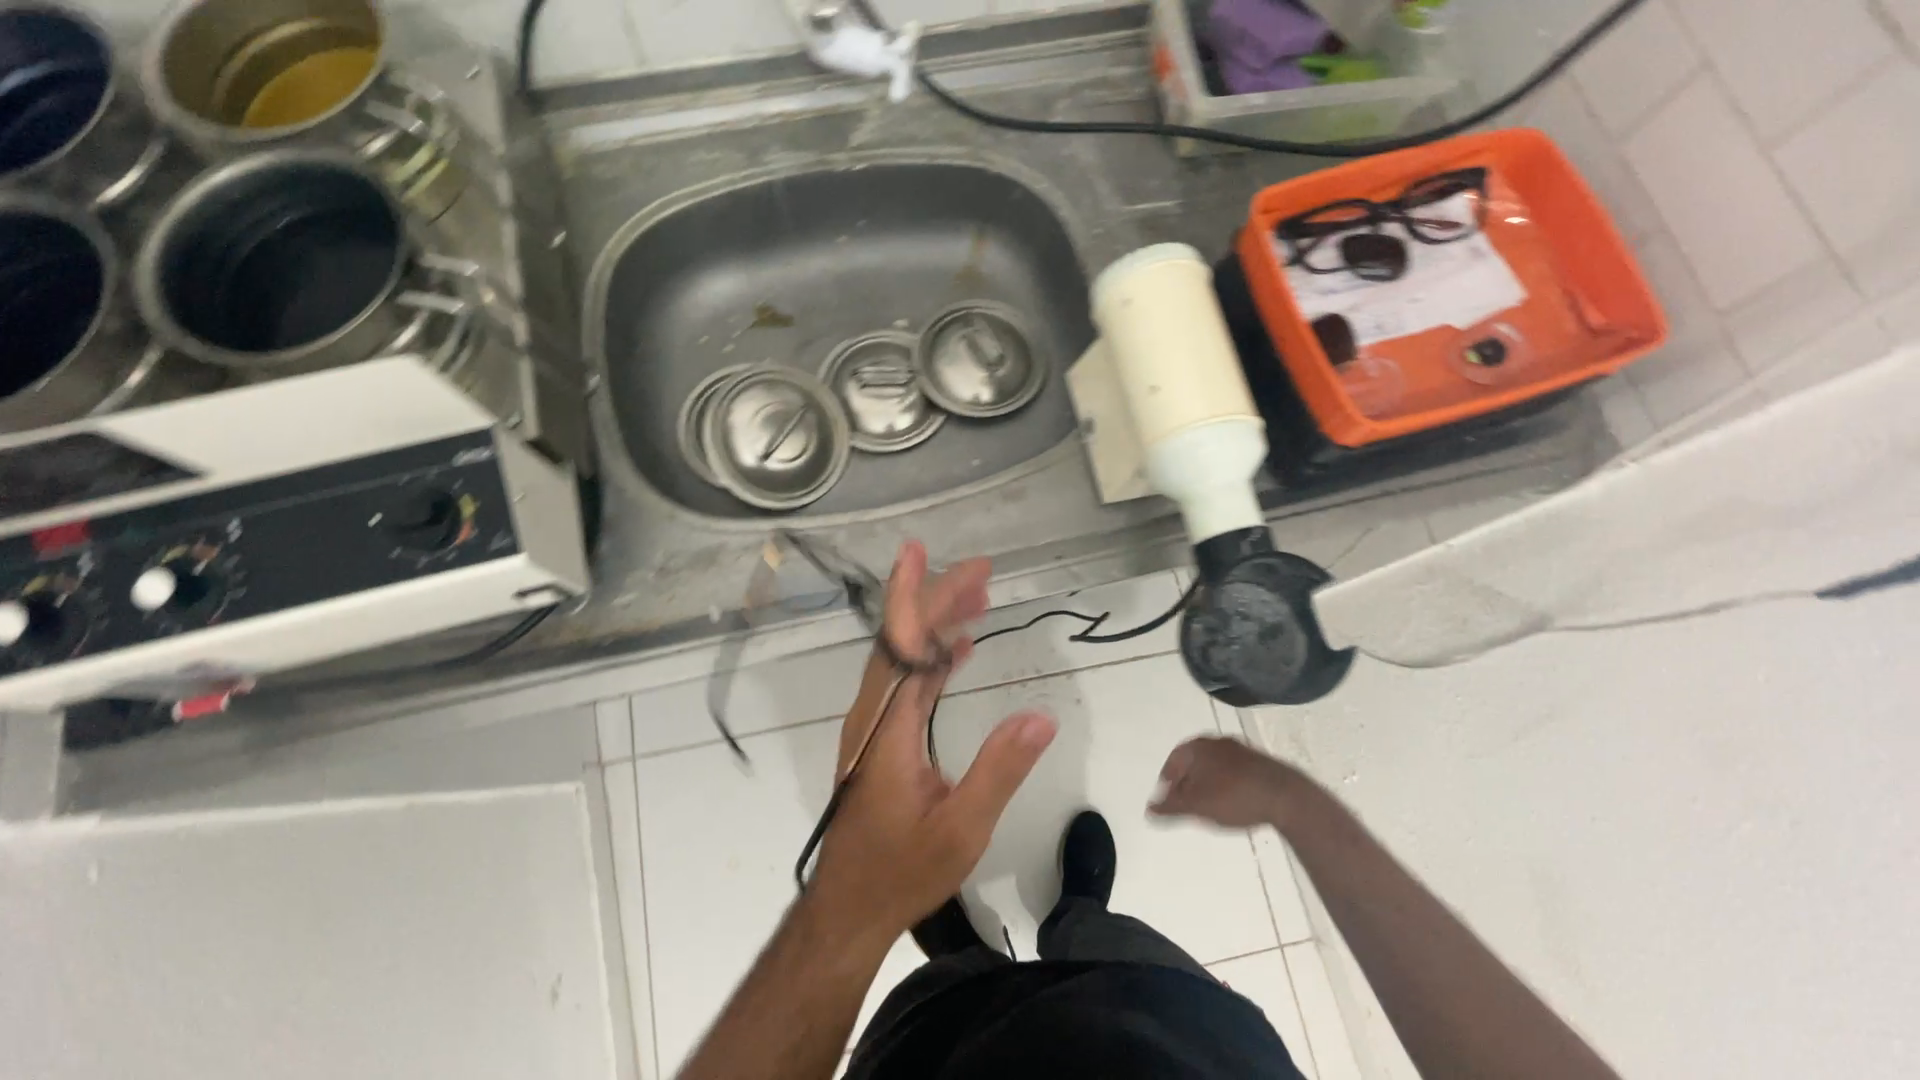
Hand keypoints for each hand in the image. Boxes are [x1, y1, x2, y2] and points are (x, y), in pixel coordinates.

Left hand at [812, 541, 1055, 936]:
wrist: (849, 909)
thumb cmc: (901, 871)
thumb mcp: (960, 828)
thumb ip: (999, 770)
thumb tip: (1040, 718)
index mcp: (888, 729)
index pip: (900, 647)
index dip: (910, 596)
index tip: (919, 552)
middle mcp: (874, 719)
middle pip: (902, 644)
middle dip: (938, 601)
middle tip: (982, 572)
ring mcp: (874, 731)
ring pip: (903, 662)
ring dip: (936, 627)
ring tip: (978, 599)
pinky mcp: (880, 744)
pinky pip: (907, 687)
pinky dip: (931, 661)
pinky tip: (957, 651)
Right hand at [1149, 737, 1302, 829]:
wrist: (1286, 797)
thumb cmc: (1233, 798)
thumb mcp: (1196, 807)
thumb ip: (1170, 808)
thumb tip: (1149, 809)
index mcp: (1197, 746)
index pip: (1172, 762)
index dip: (1168, 783)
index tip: (1170, 801)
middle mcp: (1216, 741)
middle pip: (1193, 762)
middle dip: (1188, 784)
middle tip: (1188, 805)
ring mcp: (1240, 749)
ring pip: (1214, 767)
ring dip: (1208, 785)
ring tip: (1211, 807)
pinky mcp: (1259, 761)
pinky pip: (1233, 772)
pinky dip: (1227, 785)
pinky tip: (1234, 803)